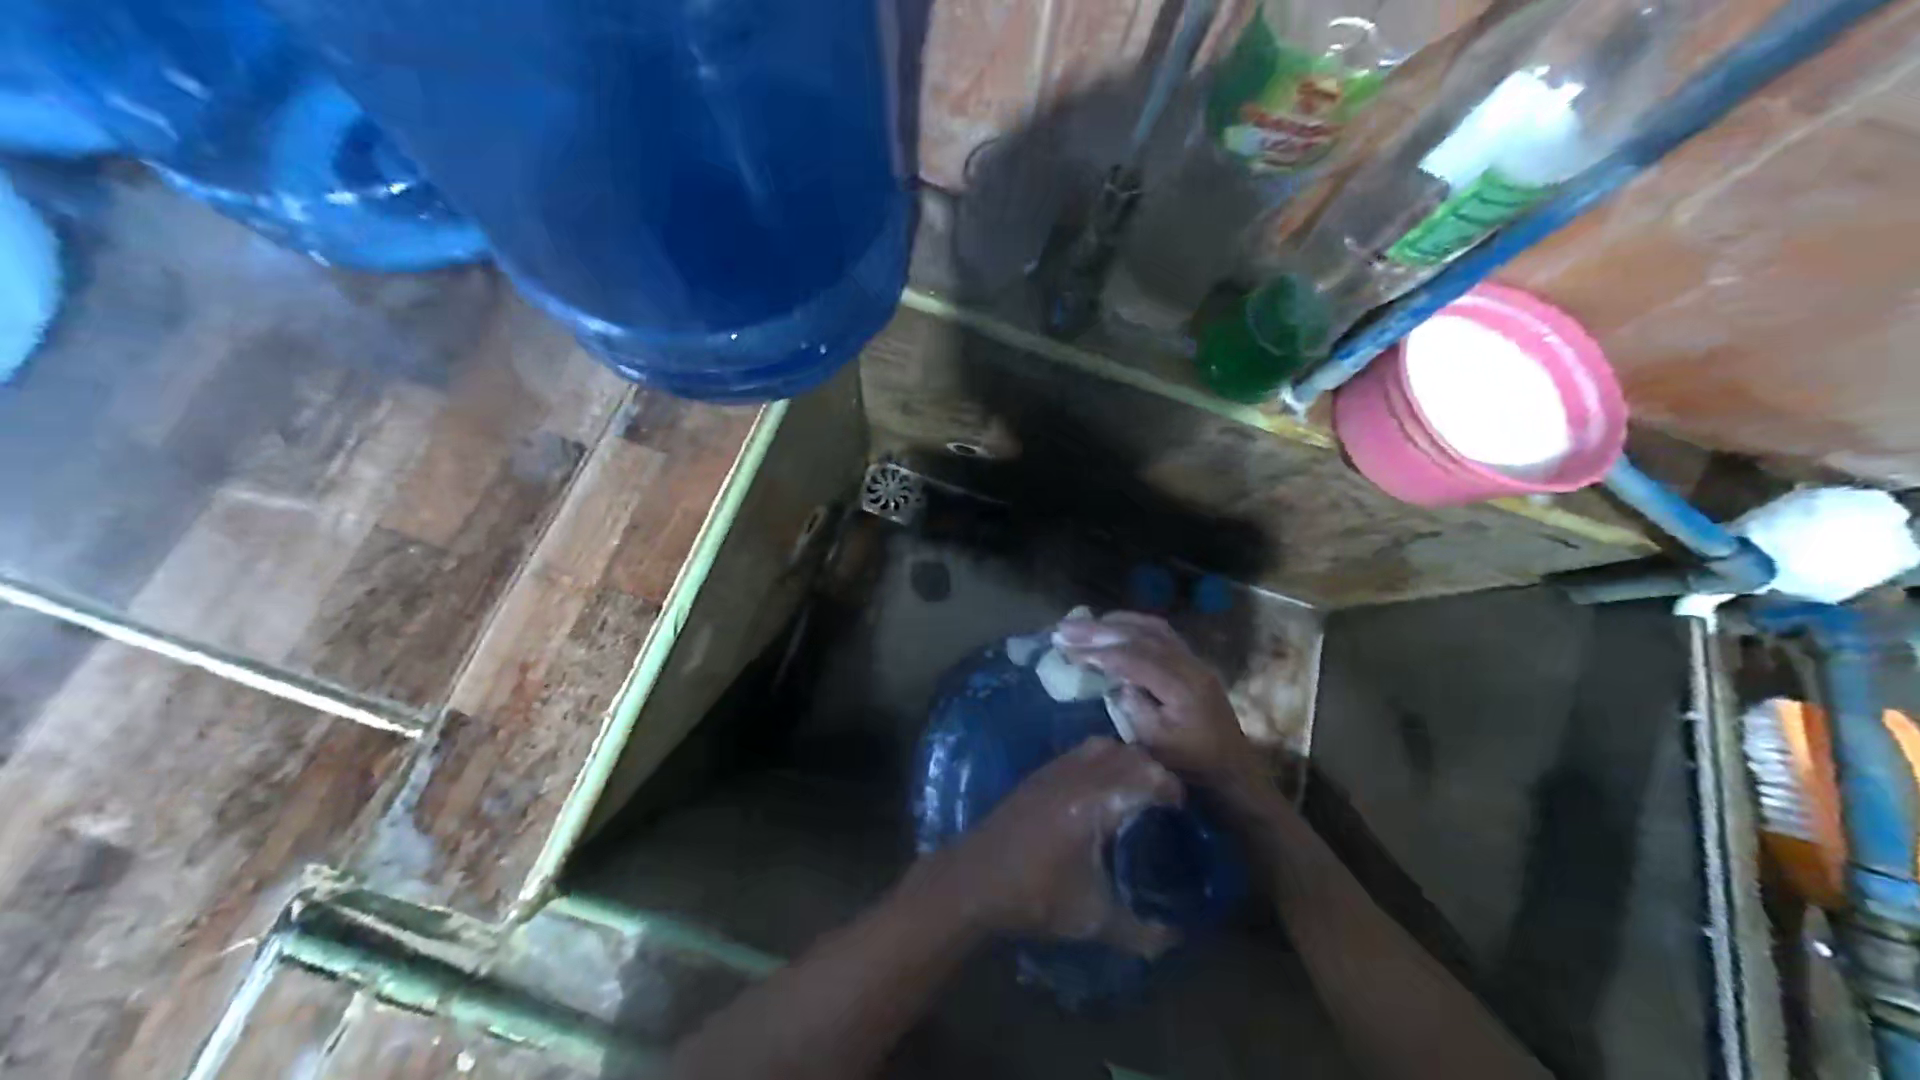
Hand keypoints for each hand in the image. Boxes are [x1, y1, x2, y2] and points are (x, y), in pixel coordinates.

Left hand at [928, 736, 1182, 955]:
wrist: (972, 879)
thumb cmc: (1033, 897)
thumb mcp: (1093, 920)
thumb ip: (1141, 931)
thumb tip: (1176, 936)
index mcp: (1094, 803)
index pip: (1147, 775)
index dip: (1173, 789)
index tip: (1183, 812)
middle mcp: (1077, 775)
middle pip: (1129, 754)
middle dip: (1155, 772)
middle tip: (1166, 804)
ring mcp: (1055, 769)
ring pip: (1103, 746)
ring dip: (1127, 761)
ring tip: (1137, 793)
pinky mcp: (1039, 773)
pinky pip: (1081, 752)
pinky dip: (1102, 760)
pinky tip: (1102, 792)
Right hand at [1053, 611, 1267, 801]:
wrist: (1233, 773)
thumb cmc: (1192, 766)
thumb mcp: (1155, 745)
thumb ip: (1133, 707)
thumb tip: (1116, 681)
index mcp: (1181, 686)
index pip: (1133, 658)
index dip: (1097, 652)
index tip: (1067, 650)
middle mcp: (1190, 665)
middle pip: (1140, 636)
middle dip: (1098, 630)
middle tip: (1064, 627)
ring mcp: (1194, 661)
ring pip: (1152, 628)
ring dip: (1116, 622)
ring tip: (1084, 622)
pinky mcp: (1193, 663)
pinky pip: (1162, 633)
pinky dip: (1133, 626)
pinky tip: (1114, 626)